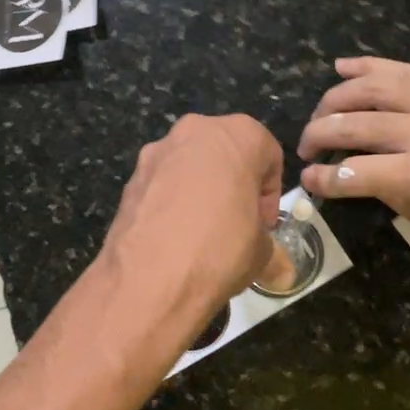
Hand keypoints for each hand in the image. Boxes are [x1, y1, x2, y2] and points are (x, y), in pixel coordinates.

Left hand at [104, 114, 284, 312]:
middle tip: (237, 223)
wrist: (150, 278)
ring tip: (202, 234)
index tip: (265, 224)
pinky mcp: (130, 179)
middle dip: (234, 184)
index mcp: (237, 135)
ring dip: (200, 191)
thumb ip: (268, 245)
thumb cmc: (221, 250)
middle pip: (224, 153)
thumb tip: (279, 266)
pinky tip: (173, 239)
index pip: (268, 154)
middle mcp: (194, 132)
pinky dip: (171, 203)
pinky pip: (161, 185)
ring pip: (189, 166)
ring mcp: (156, 153)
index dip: (270, 193)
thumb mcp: (261, 252)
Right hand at [297, 58, 409, 261]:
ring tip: (319, 112)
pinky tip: (346, 67)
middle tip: (305, 149)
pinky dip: (372, 67)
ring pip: (376, 88)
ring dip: (339, 97)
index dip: (325, 178)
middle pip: (357, 124)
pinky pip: (407, 72)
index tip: (307, 180)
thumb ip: (396, 197)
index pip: (356, 172)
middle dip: (320, 135)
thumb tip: (360, 178)